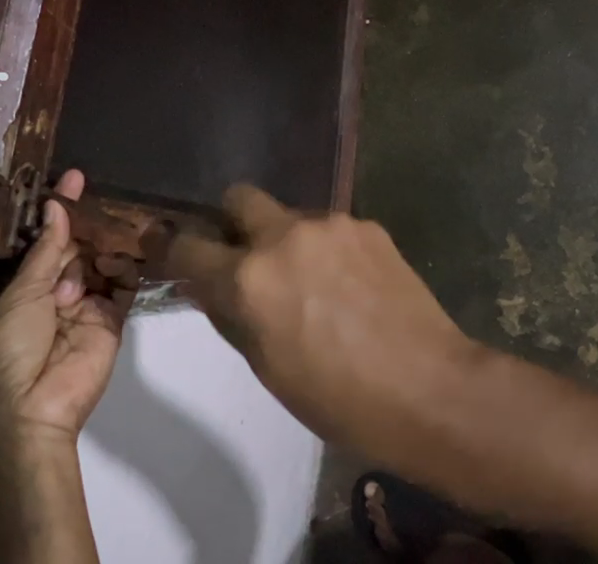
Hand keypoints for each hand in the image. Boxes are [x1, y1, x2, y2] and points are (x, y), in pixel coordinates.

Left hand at [0, 170, 132, 446]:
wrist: (25, 412)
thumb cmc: (7, 347)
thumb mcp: (21, 293)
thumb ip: (47, 250)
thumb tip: (56, 206)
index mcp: (25, 291)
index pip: (48, 242)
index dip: (60, 211)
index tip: (73, 177)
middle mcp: (56, 298)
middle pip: (77, 250)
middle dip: (87, 223)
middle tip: (99, 192)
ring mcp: (86, 311)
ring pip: (102, 265)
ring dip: (107, 242)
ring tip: (116, 216)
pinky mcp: (112, 325)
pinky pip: (122, 288)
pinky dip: (125, 267)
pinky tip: (126, 246)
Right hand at [166, 185, 480, 451]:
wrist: (429, 388)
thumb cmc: (339, 399)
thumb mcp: (267, 367)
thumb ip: (230, 314)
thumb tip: (205, 286)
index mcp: (249, 278)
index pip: (188, 246)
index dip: (171, 248)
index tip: (168, 251)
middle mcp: (284, 236)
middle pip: (238, 198)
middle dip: (232, 222)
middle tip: (247, 257)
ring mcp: (330, 225)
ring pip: (290, 215)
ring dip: (287, 240)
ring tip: (313, 283)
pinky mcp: (368, 226)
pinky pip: (330, 229)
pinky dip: (326, 250)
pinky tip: (350, 286)